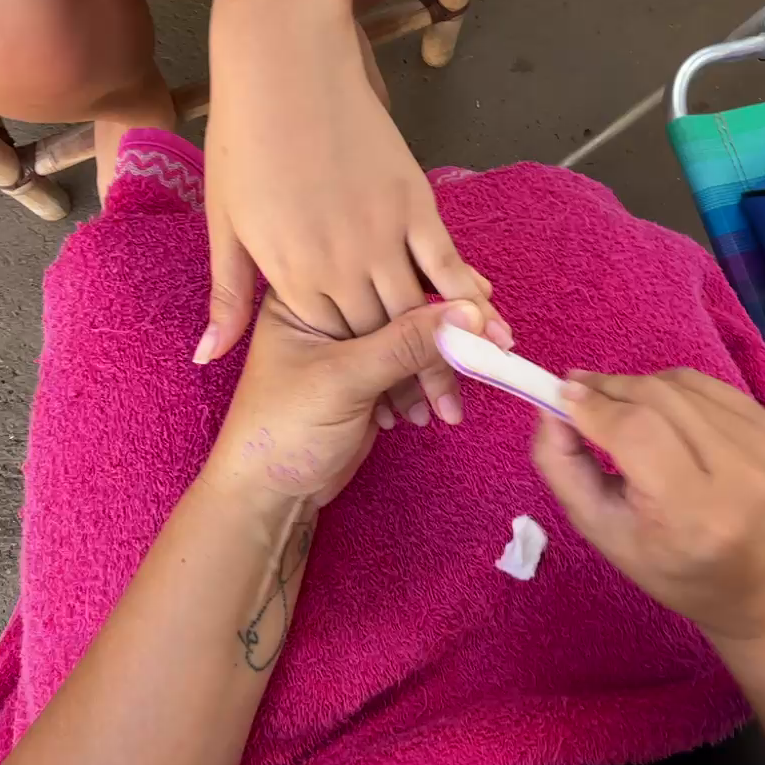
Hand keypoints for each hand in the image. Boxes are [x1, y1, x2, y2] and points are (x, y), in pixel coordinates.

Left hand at [198, 6, 507, 427]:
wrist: (283, 63)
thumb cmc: (243, 143)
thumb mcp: (223, 225)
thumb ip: (229, 297)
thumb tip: (208, 357)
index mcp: (293, 277)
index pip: (338, 346)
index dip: (368, 381)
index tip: (391, 407)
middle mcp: (342, 266)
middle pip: (384, 340)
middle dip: (415, 380)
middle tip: (440, 409)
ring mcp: (383, 235)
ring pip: (421, 311)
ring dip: (449, 351)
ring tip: (473, 380)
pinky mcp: (416, 203)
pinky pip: (449, 264)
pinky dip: (471, 296)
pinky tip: (491, 322)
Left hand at [207, 293, 485, 506]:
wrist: (269, 495)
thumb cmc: (285, 428)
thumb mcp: (344, 380)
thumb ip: (405, 344)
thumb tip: (471, 313)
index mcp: (306, 290)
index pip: (382, 269)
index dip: (438, 285)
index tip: (484, 304)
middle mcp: (331, 307)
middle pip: (406, 301)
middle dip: (449, 329)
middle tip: (495, 345)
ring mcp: (352, 342)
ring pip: (415, 334)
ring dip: (443, 365)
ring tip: (454, 401)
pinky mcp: (370, 372)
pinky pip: (414, 363)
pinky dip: (432, 382)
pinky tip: (439, 407)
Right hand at [532, 369, 764, 642]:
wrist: (759, 583)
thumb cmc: (669, 565)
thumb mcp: (600, 528)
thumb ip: (562, 466)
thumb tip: (551, 405)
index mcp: (694, 515)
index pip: (637, 433)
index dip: (593, 406)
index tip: (561, 396)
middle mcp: (738, 475)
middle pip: (657, 398)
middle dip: (608, 389)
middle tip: (577, 393)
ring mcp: (761, 446)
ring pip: (677, 384)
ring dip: (634, 385)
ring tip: (616, 408)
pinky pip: (702, 384)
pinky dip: (667, 386)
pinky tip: (658, 411)